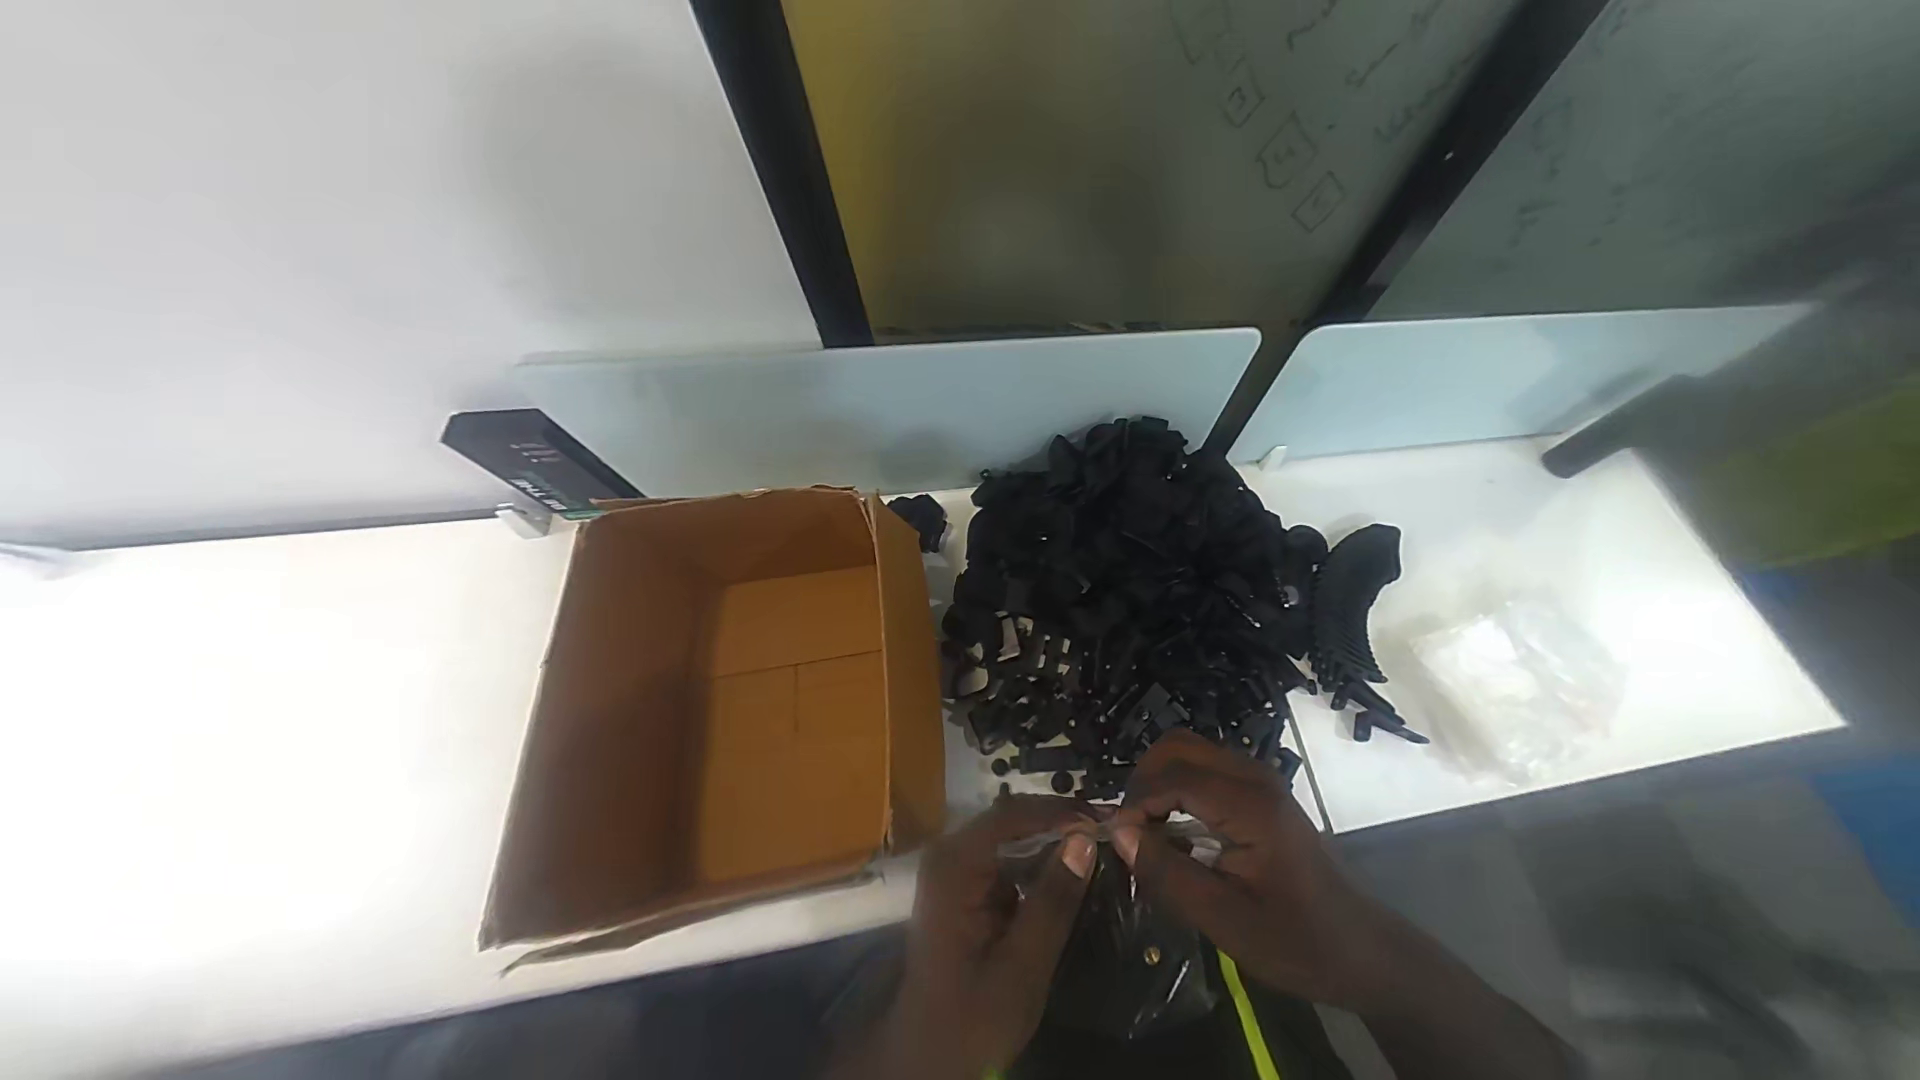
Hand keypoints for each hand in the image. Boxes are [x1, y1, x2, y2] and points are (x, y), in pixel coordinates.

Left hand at [837, 796, 1097, 1078]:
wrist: (928, 1054)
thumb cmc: (973, 1017)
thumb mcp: (1022, 966)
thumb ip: (1053, 900)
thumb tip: (1083, 839)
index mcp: (955, 865)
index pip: (1012, 815)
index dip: (1059, 812)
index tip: (1105, 819)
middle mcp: (950, 853)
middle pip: (1009, 819)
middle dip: (1058, 822)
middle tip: (1107, 829)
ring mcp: (954, 866)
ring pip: (1009, 834)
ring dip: (1050, 838)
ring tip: (1096, 844)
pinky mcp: (962, 882)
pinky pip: (1004, 855)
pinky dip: (1036, 859)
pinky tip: (1067, 869)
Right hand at [1109, 730, 1398, 1011]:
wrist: (1362, 951)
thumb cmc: (1296, 940)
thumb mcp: (1225, 921)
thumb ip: (1168, 873)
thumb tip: (1119, 832)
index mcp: (1250, 806)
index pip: (1174, 776)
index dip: (1137, 801)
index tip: (1119, 837)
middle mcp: (1254, 777)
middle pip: (1177, 747)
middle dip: (1144, 780)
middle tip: (1132, 827)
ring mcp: (1258, 779)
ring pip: (1188, 751)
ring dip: (1158, 780)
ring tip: (1148, 828)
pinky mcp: (1257, 790)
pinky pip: (1203, 767)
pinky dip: (1176, 785)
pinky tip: (1174, 827)